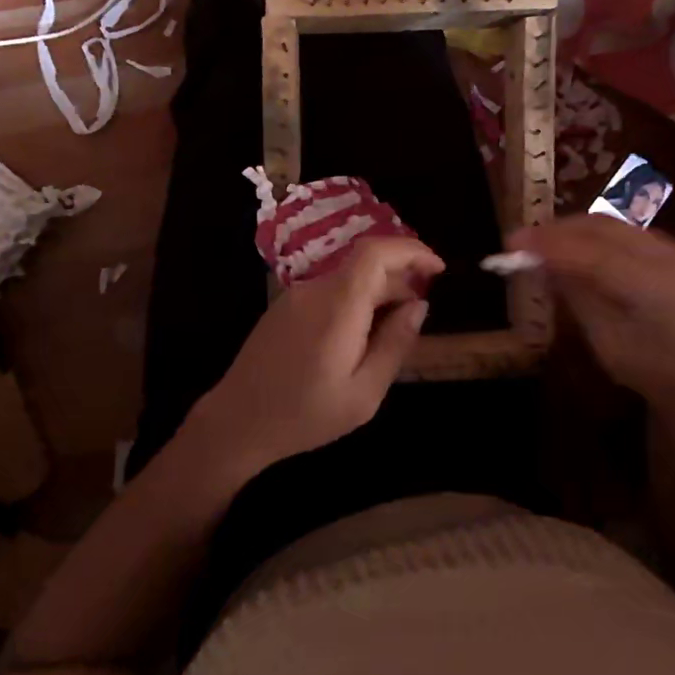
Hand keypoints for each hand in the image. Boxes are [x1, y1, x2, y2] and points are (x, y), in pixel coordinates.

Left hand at [188, 238, 442, 471]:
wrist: (235, 423)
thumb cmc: (304, 415)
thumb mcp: (364, 393)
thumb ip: (395, 344)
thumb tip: (419, 305)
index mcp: (338, 306)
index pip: (377, 252)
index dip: (412, 251)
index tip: (438, 270)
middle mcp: (316, 289)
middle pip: (367, 265)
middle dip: (401, 280)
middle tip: (418, 317)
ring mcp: (296, 295)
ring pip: (350, 278)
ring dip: (380, 293)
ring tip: (392, 334)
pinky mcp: (285, 307)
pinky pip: (332, 291)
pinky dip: (357, 301)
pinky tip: (361, 338)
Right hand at [508, 216, 674, 408]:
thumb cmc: (654, 373)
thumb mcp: (608, 343)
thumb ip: (577, 296)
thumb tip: (542, 262)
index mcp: (660, 291)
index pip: (596, 255)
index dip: (552, 245)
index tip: (512, 243)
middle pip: (607, 230)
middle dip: (560, 230)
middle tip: (522, 239)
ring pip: (619, 226)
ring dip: (578, 230)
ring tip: (544, 240)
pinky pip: (632, 233)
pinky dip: (599, 236)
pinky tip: (578, 246)